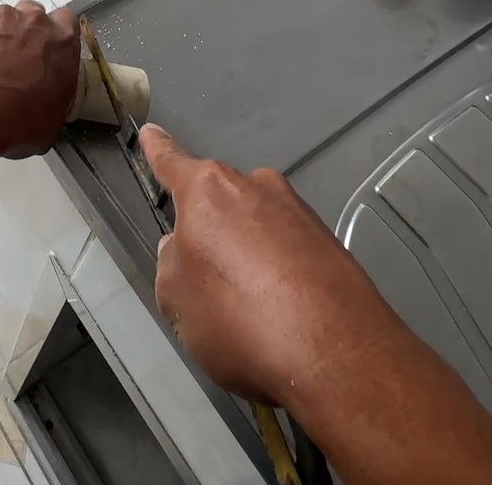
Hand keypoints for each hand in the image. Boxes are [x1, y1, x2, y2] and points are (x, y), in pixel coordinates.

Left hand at [0, 2, 79, 156]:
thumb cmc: (22, 118)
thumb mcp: (52, 118)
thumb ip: (53, 97)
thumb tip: (44, 105)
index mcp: (63, 42)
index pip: (67, 22)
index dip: (56, 35)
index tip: (47, 53)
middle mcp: (35, 20)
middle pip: (34, 14)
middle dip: (27, 33)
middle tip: (16, 60)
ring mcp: (2, 15)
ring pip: (3, 18)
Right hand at [141, 124, 408, 408]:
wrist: (340, 359)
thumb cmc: (240, 317)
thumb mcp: (175, 299)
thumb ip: (171, 262)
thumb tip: (185, 249)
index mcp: (208, 190)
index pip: (171, 161)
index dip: (157, 149)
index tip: (151, 132)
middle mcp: (256, 187)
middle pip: (219, 199)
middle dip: (209, 227)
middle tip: (206, 276)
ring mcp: (300, 213)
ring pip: (257, 226)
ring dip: (247, 254)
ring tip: (249, 309)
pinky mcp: (334, 246)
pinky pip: (290, 252)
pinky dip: (280, 275)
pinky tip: (282, 317)